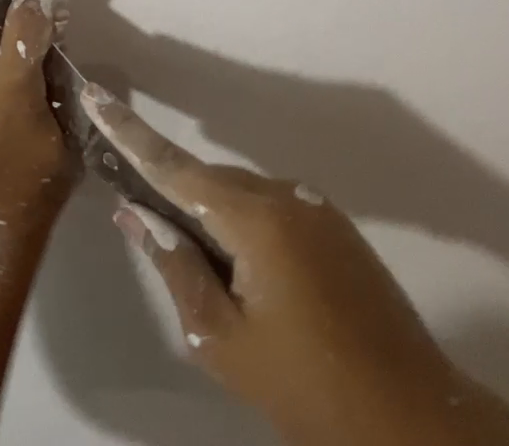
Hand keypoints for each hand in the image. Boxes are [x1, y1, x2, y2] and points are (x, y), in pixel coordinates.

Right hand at [83, 84, 508, 445]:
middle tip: (141, 226)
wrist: (414, 419)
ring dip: (211, 219)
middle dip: (172, 197)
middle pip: (208, 181)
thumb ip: (174, 265)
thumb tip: (135, 213)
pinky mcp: (338, 230)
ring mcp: (318, 211)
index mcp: (254, 219)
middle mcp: (287, 197)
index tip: (95, 94)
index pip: (173, 167)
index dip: (128, 132)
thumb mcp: (218, 336)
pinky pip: (271, 211)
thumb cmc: (303, 382)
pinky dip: (244, 228)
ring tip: (204, 272)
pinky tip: (245, 276)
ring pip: (240, 196)